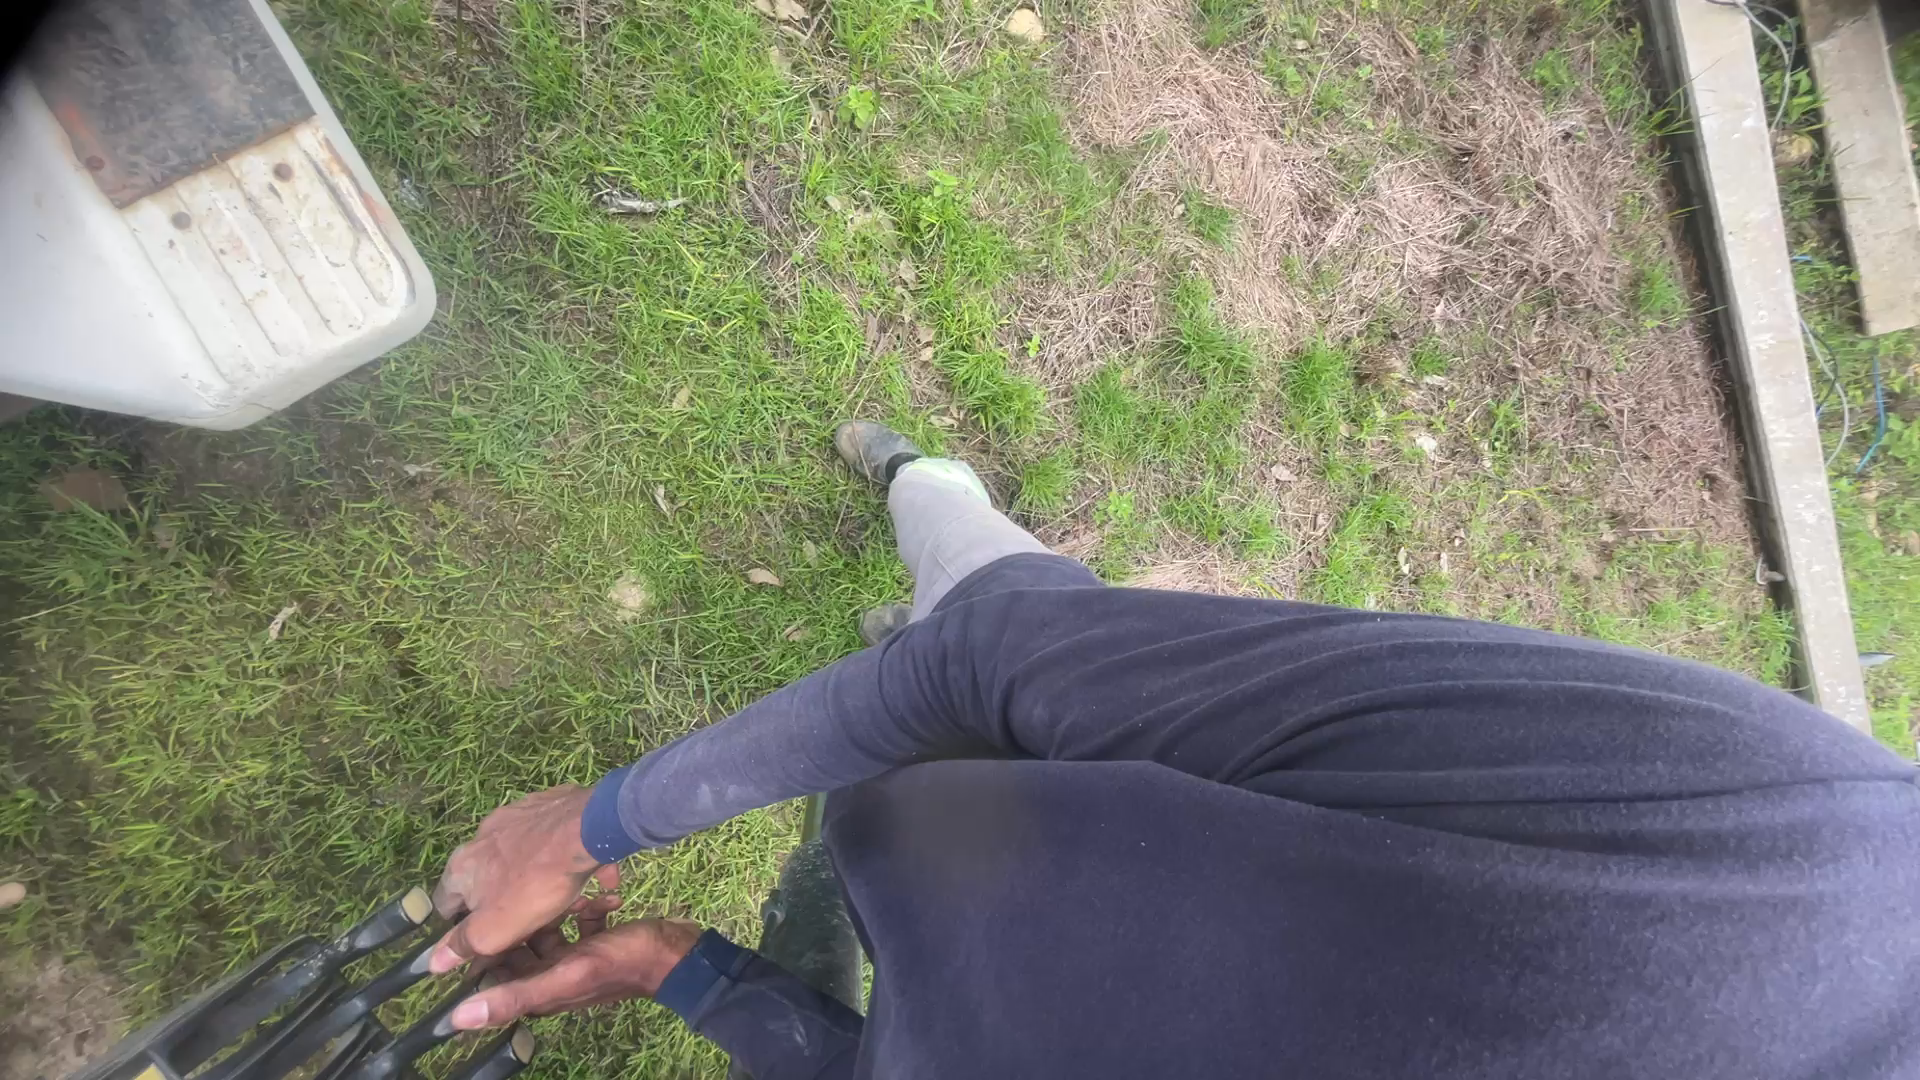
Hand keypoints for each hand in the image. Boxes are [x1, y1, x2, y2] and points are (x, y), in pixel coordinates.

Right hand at [429, 784, 617, 974]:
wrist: (590, 828)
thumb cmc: (538, 883)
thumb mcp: (496, 929)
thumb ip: (463, 944)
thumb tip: (433, 961)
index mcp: (462, 864)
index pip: (446, 902)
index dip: (460, 924)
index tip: (482, 936)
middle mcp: (486, 832)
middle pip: (488, 876)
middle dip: (507, 898)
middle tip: (532, 916)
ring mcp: (522, 812)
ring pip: (526, 855)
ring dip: (541, 876)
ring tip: (570, 894)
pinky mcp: (554, 801)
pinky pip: (558, 836)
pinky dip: (568, 854)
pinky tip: (594, 869)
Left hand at [448, 900, 702, 1029]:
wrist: (674, 951)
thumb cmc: (621, 963)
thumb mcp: (567, 974)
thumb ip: (516, 993)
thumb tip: (454, 1019)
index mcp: (540, 990)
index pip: (499, 971)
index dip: (493, 946)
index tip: (493, 914)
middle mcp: (554, 975)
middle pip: (527, 946)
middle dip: (532, 920)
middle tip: (540, 892)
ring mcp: (579, 957)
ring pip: (556, 929)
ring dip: (567, 910)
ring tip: (583, 895)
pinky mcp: (602, 939)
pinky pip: (585, 921)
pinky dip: (593, 908)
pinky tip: (608, 897)